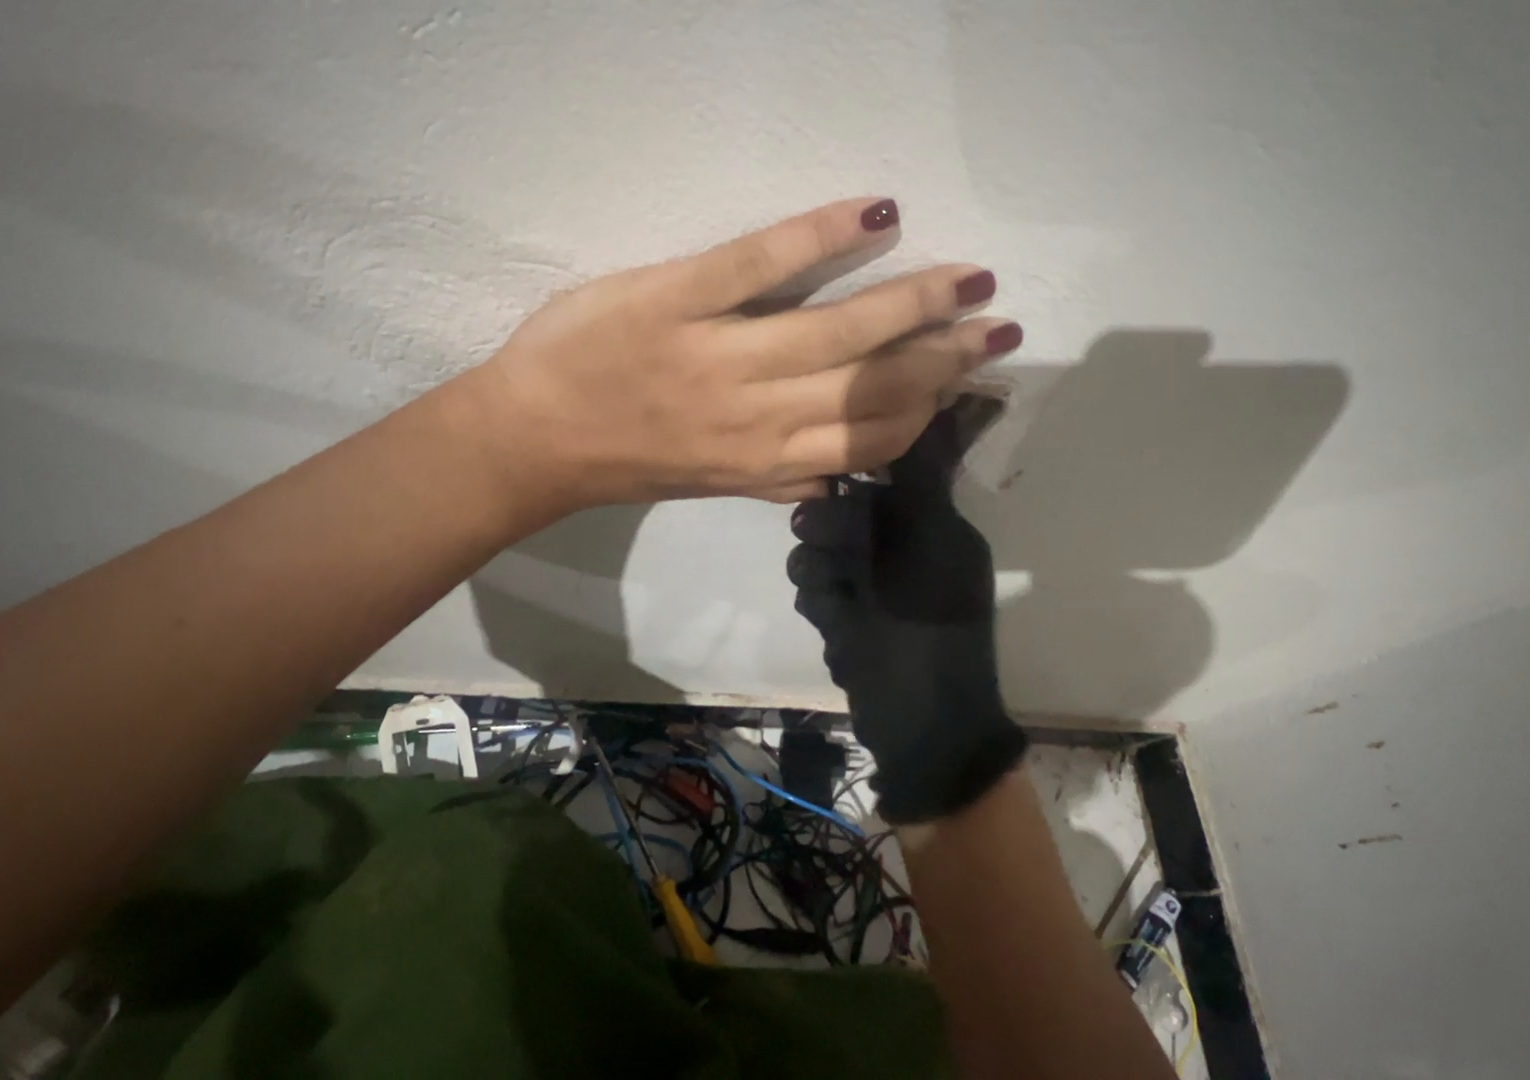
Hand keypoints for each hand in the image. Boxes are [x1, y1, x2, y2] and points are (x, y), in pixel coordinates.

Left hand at [463, 198, 1021, 515]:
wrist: (531, 438)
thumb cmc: (624, 461)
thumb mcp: (711, 484)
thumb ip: (778, 476)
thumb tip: (843, 471)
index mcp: (767, 461)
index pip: (870, 437)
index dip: (928, 408)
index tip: (967, 380)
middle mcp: (758, 415)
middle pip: (872, 383)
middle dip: (944, 355)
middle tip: (998, 324)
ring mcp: (720, 354)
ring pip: (837, 329)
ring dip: (912, 300)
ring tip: (967, 277)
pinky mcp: (677, 298)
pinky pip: (762, 263)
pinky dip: (822, 236)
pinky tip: (875, 213)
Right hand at [787, 403, 1028, 822]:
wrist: (925, 730)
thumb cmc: (934, 632)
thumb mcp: (935, 549)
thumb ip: (922, 486)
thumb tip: (926, 414)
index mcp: (939, 531)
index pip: (889, 480)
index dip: (856, 478)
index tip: (830, 483)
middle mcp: (908, 554)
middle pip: (846, 517)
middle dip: (828, 532)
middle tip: (820, 548)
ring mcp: (878, 592)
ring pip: (825, 557)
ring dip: (821, 576)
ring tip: (836, 606)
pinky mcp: (854, 624)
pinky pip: (822, 596)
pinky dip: (825, 611)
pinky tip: (838, 632)